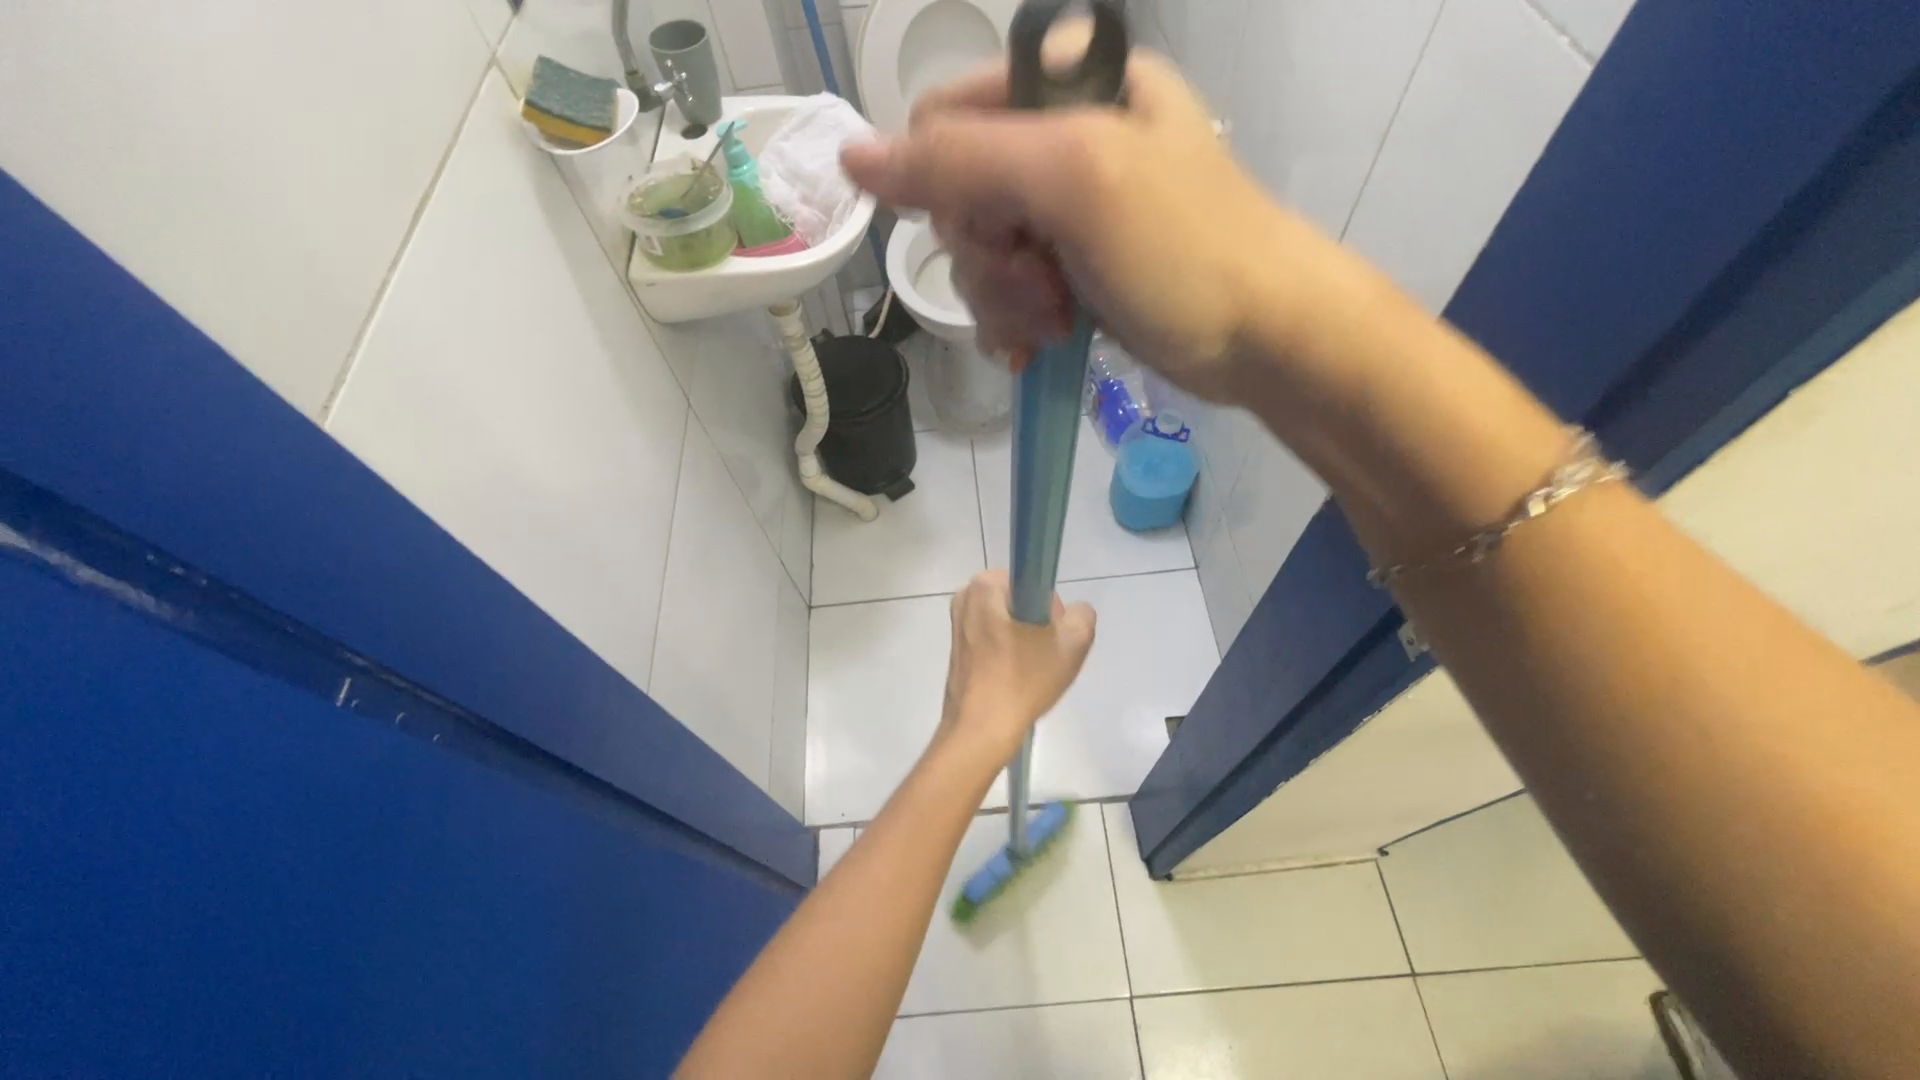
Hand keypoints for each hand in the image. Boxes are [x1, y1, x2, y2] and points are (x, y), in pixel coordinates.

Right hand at [841, 46, 1351, 403]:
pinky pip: (1007, 288)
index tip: (1000, 228)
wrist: (1266, 336)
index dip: (950, 182)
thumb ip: (959, 160)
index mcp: (1067, 85)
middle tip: (1038, 287)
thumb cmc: (1184, 249)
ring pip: (978, 251)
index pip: (946, 118)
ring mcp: (1068, 209)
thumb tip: (851, 157)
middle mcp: (1063, 137)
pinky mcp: (1074, 267)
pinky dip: (1013, 321)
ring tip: (1052, 324)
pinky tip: (1037, 346)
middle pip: (957, 193)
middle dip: (987, 255)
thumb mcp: (1073, 182)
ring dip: (1002, 298)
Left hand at [936, 570, 1096, 762]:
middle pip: (1019, 602)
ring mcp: (957, 627)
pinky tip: (1017, 680)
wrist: (981, 731)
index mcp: (983, 586)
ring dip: (1024, 643)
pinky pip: (994, 642)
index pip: (1032, 582)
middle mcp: (964, 599)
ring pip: (1007, 624)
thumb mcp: (1074, 643)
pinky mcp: (957, 652)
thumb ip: (1083, 615)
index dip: (1050, 608)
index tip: (1051, 636)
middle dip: (1037, 625)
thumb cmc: (1023, 680)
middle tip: (1046, 657)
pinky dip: (1008, 656)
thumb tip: (1072, 614)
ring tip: (1032, 672)